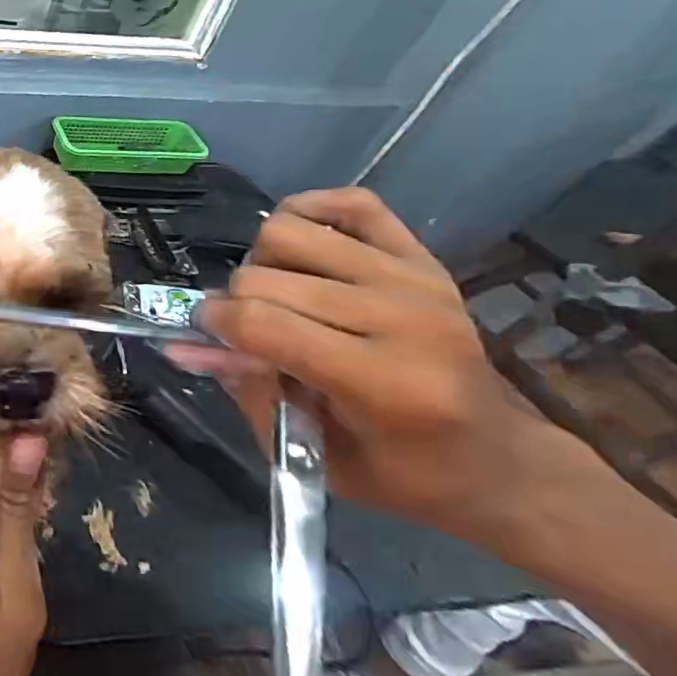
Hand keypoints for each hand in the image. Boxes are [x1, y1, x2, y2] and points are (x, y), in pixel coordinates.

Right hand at [172, 187, 608, 546]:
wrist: (495, 457)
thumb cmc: (402, 474)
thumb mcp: (313, 456)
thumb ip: (248, 391)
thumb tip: (181, 344)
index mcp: (381, 383)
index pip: (265, 325)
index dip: (215, 323)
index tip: (201, 331)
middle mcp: (402, 318)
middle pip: (267, 276)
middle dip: (235, 302)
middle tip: (244, 329)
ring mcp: (414, 278)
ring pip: (291, 230)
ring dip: (263, 261)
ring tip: (277, 292)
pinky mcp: (422, 256)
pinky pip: (349, 202)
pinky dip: (309, 212)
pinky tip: (300, 249)